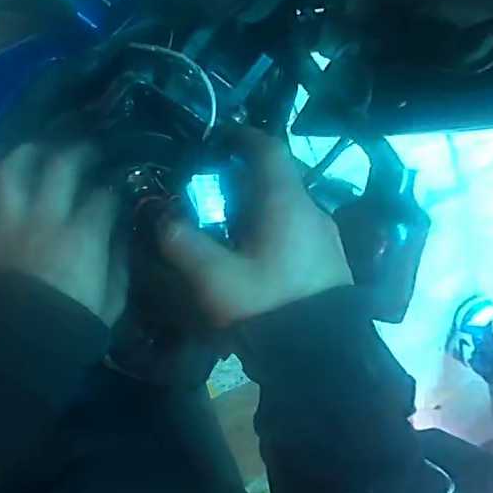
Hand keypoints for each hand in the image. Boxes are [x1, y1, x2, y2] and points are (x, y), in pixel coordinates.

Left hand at [0, 142, 128, 324]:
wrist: (24, 345)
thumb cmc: (75, 323)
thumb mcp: (112, 297)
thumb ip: (118, 258)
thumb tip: (119, 230)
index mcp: (82, 236)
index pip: (102, 194)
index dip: (113, 186)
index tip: (118, 186)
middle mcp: (44, 219)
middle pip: (60, 166)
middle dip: (79, 152)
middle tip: (87, 151)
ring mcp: (9, 224)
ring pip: (12, 171)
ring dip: (27, 155)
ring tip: (38, 150)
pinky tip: (2, 177)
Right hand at [157, 127, 353, 325]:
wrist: (323, 357)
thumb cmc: (267, 306)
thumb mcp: (214, 277)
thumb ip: (182, 242)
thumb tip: (163, 218)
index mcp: (286, 203)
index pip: (267, 149)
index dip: (240, 136)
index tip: (215, 136)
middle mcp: (311, 212)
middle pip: (275, 178)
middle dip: (240, 178)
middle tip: (208, 189)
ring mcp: (325, 238)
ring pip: (285, 207)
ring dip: (255, 207)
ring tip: (224, 226)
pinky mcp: (329, 262)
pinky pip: (295, 230)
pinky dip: (270, 229)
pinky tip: (251, 256)